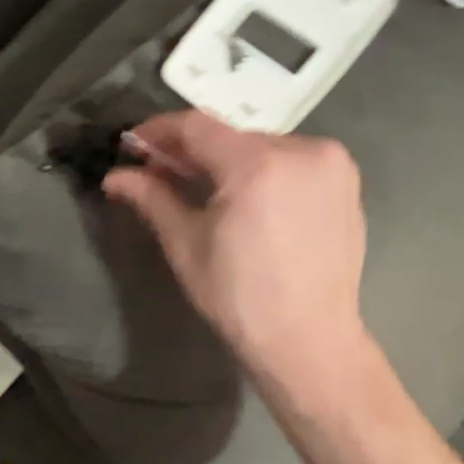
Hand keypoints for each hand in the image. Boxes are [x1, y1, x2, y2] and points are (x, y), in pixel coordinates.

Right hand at [103, 111, 368, 370]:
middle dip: (195, 153)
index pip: (198, 126)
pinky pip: (294, 165)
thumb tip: (116, 177)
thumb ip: (153, 199)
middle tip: (163, 176)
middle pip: (233, 137)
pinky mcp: (347, 183)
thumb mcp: (187, 246)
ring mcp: (332, 164)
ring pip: (265, 150)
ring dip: (231, 164)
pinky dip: (265, 176)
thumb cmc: (238, 298)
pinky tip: (249, 207)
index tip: (133, 145)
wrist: (306, 337)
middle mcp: (302, 149)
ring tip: (206, 196)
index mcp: (258, 165)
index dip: (160, 131)